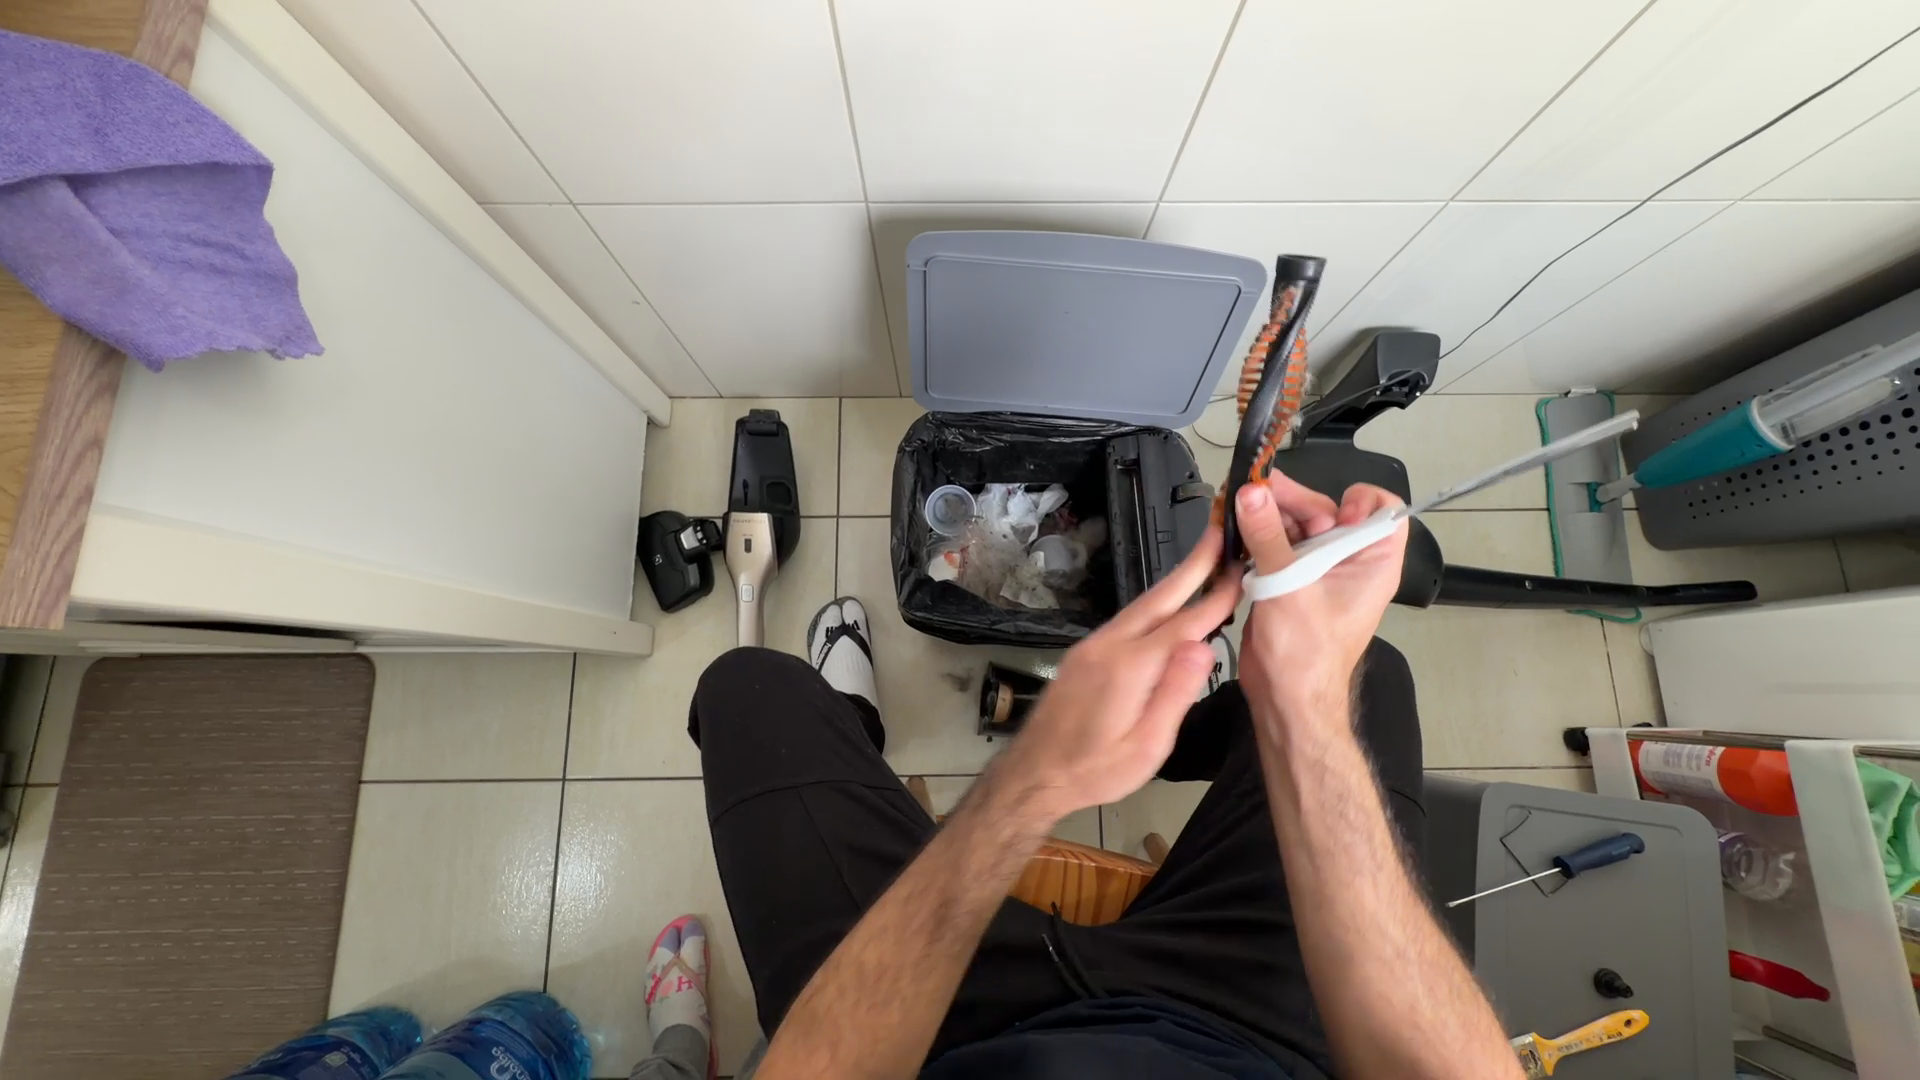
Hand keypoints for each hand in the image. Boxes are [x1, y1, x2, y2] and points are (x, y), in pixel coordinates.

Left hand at [996, 527, 1240, 820]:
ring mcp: (1092, 646)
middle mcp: (1108, 645)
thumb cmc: (1094, 770)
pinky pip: (1127, 621)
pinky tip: (1169, 606)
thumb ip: (1175, 694)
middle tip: (1220, 533)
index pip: (1183, 625)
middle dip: (1192, 566)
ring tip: (1204, 562)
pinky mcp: (1085, 653)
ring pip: (1140, 607)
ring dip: (1174, 584)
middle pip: (1158, 599)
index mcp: (1128, 667)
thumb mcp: (1147, 746)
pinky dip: (1155, 606)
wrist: (1035, 772)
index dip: (1215, 598)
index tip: (1242, 572)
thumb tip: (1204, 647)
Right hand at [1235, 474, 1406, 728]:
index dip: (1353, 501)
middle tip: (1252, 491)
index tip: (1320, 511)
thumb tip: (1251, 493)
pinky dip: (1253, 535)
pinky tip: (1231, 528)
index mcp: (1369, 561)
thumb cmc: (1305, 653)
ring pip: (1293, 525)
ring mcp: (1313, 570)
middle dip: (1289, 501)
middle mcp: (1345, 561)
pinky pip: (1272, 545)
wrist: (1284, 697)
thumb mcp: (1289, 587)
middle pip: (1323, 511)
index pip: (1380, 510)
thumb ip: (1268, 536)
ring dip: (1264, 514)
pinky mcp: (1285, 579)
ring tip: (1233, 504)